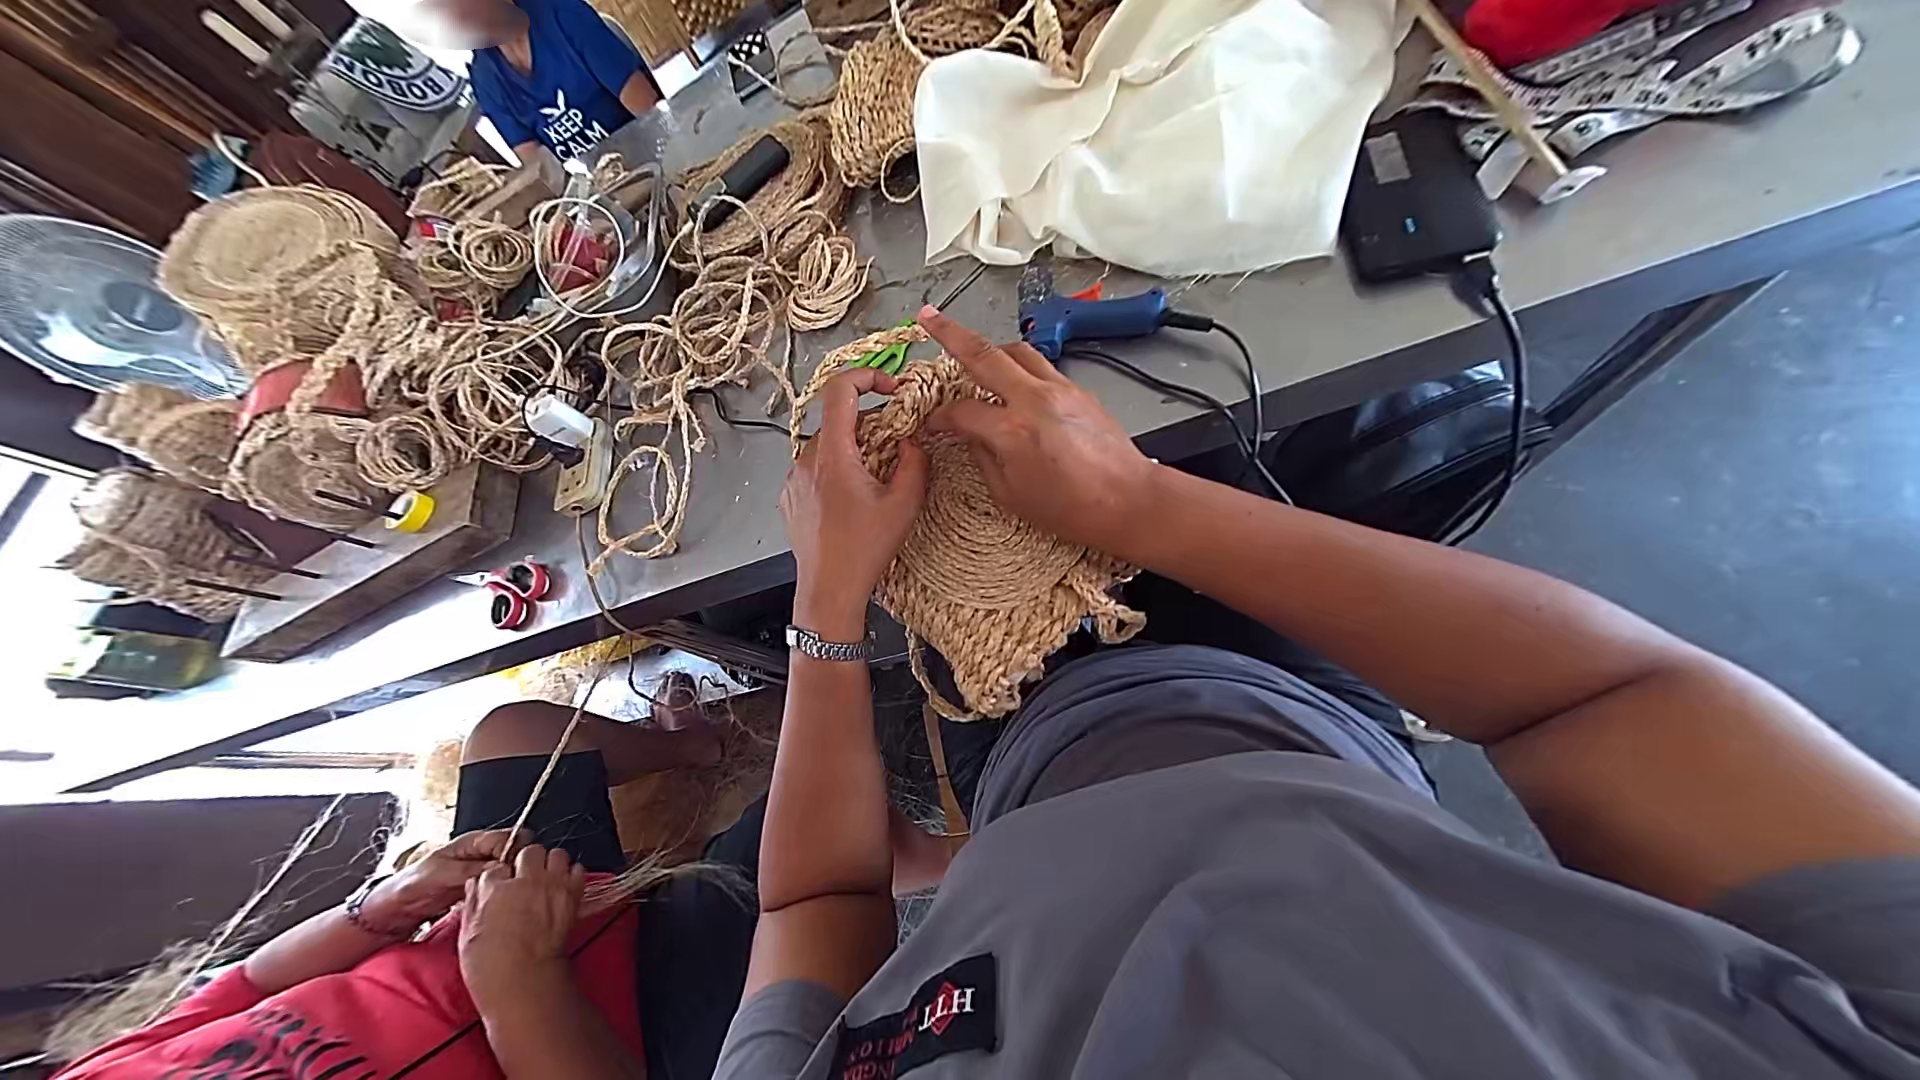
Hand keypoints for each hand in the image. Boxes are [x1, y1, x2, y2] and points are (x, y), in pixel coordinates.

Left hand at [361, 828, 522, 927]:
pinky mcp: (479, 889)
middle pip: (515, 852)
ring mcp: (481, 871)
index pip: (510, 837)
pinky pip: (499, 887)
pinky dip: (500, 894)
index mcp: (474, 841)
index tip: (510, 870)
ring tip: (500, 897)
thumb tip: (501, 866)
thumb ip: (470, 869)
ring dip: (508, 882)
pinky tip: (494, 905)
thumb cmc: (407, 887)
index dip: (514, 851)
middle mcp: (482, 853)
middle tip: (507, 885)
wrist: (388, 914)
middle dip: (514, 867)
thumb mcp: (438, 875)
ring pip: (509, 870)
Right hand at [457, 843, 585, 1005]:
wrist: (524, 979)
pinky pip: (578, 868)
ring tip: (545, 880)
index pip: (496, 867)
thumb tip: (475, 885)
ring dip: (550, 864)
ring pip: (557, 854)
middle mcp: (527, 880)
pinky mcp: (574, 891)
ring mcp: (554, 883)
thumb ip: (473, 904)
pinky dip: (571, 874)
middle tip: (524, 878)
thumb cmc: (490, 966)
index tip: (500, 885)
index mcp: (497, 890)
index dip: (498, 876)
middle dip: (526, 862)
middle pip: (530, 852)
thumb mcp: (468, 936)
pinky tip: (562, 887)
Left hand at [781, 367, 928, 638]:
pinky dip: (839, 469)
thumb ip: (916, 462)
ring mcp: (794, 479)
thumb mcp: (904, 504)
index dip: (868, 376)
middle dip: (872, 424)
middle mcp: (807, 460)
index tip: (890, 387)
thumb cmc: (863, 551)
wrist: (829, 589)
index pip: (840, 389)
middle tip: (898, 445)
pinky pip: (816, 468)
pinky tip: (854, 499)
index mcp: (833, 454)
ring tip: (877, 479)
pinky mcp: (791, 496)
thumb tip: (915, 440)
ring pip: (828, 445)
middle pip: (839, 419)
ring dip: (855, 449)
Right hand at [918, 306, 1160, 552]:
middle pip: (983, 353)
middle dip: (950, 332)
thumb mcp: (1010, 495)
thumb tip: (969, 436)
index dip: (940, 416)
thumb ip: (983, 458)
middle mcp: (1034, 400)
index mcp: (1012, 432)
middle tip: (931, 318)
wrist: (1126, 500)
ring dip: (991, 349)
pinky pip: (1041, 365)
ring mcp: (1060, 389)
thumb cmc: (1072, 509)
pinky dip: (1020, 366)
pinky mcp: (1078, 390)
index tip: (934, 423)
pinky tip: (1014, 383)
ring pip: (1017, 351)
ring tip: (976, 357)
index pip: (961, 411)